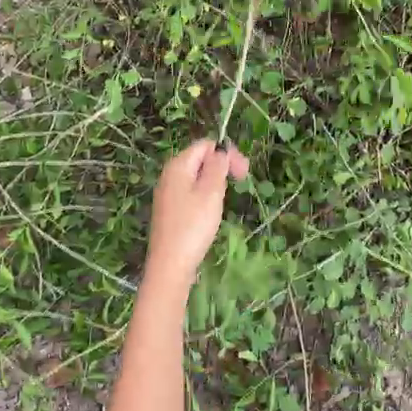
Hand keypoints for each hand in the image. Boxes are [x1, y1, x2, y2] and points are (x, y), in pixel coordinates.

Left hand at [145, 140, 249, 289]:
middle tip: (241, 182)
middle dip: (222, 166)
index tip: (244, 172)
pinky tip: (210, 212)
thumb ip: (217, 166)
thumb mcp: (210, 193)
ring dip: (215, 182)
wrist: (170, 265)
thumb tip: (220, 150)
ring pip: (197, 177)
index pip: (205, 145)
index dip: (227, 153)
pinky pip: (190, 192)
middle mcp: (169, 175)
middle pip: (200, 159)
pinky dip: (204, 195)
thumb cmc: (193, 226)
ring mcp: (167, 193)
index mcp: (178, 165)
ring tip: (223, 200)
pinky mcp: (170, 210)